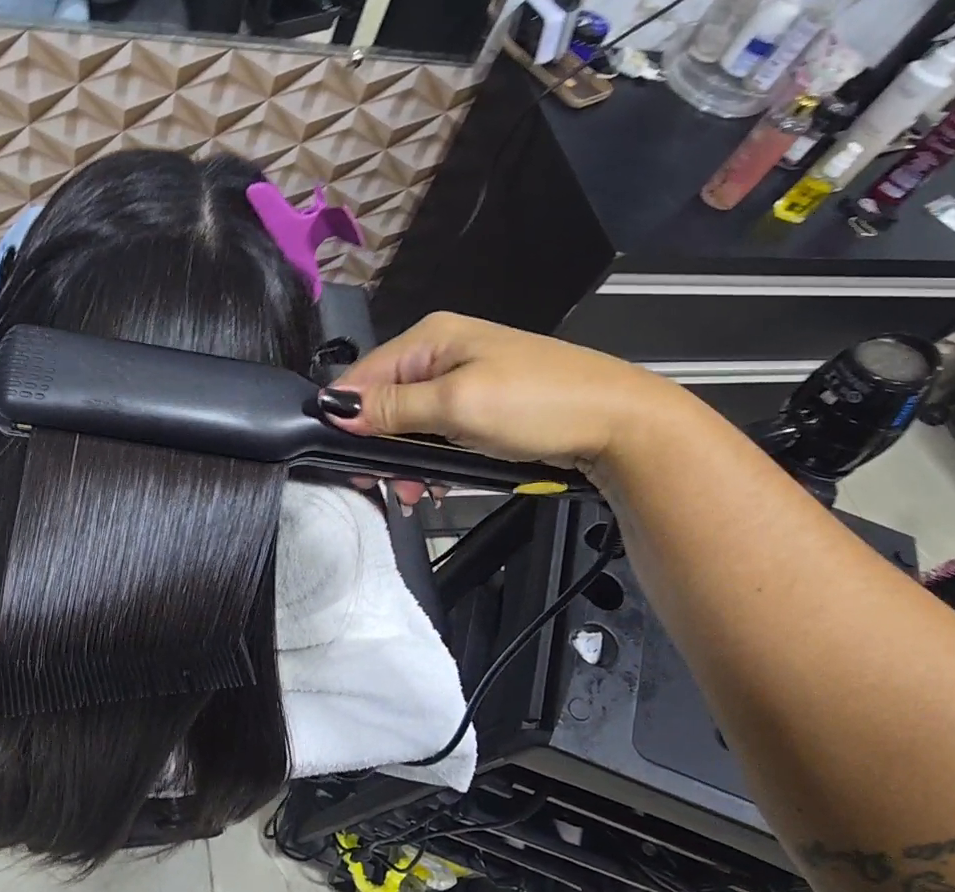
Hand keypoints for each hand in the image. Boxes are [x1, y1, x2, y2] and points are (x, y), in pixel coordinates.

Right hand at [324, 313, 684, 479]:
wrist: (620, 424)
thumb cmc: (537, 405)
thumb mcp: (456, 406)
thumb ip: (392, 407)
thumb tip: (334, 406)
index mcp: (431, 337)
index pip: (363, 375)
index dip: (348, 416)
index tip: (347, 461)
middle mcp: (442, 352)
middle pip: (383, 400)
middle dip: (380, 444)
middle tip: (386, 485)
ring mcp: (465, 379)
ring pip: (409, 422)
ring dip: (406, 458)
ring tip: (416, 492)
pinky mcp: (482, 405)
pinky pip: (437, 432)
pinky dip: (431, 457)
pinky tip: (438, 481)